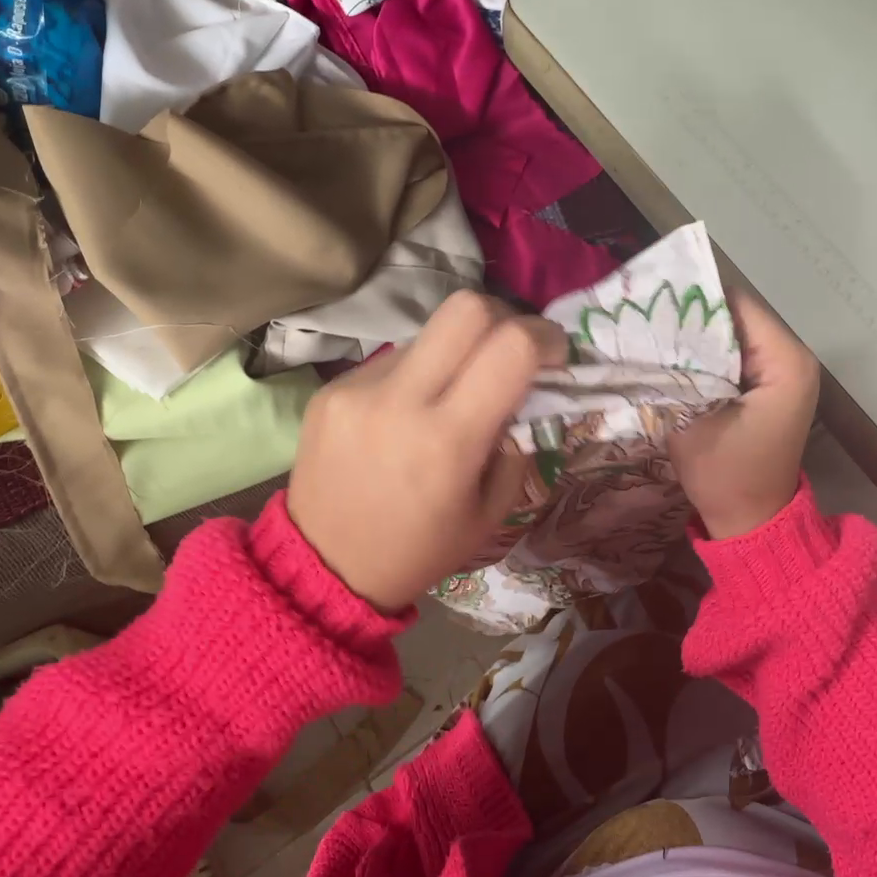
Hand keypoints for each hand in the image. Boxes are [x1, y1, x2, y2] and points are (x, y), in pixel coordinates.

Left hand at [288, 291, 566, 609]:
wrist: (323, 568)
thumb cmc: (421, 549)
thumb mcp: (491, 512)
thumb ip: (517, 443)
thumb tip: (528, 390)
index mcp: (448, 440)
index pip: (511, 347)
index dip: (545, 337)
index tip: (554, 353)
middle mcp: (400, 400)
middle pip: (467, 308)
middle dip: (505, 317)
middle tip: (512, 349)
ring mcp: (358, 387)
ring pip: (429, 332)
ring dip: (457, 351)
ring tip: (452, 394)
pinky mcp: (332, 386)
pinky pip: (393, 357)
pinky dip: (418, 373)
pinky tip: (408, 412)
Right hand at [671, 289, 820, 538]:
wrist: (751, 523)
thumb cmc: (726, 475)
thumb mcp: (691, 420)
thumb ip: (676, 372)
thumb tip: (651, 331)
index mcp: (785, 362)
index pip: (735, 305)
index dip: (693, 302)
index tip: (651, 303)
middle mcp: (793, 357)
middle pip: (736, 317)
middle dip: (693, 317)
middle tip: (645, 317)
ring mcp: (785, 371)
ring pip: (733, 335)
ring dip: (698, 338)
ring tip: (654, 335)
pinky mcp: (772, 385)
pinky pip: (736, 355)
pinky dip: (708, 356)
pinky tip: (675, 360)